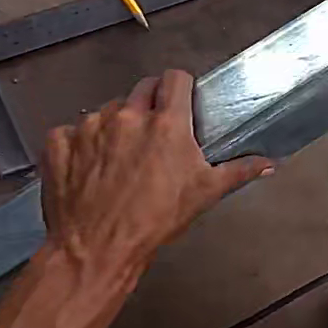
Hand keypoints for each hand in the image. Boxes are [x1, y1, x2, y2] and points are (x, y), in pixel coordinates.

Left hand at [40, 69, 273, 278]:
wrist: (97, 249)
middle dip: (151, 103)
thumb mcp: (205, 194)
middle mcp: (126, 116)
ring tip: (121, 156)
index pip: (175, 78)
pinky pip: (72, 131)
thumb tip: (268, 164)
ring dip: (117, 124)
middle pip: (142, 88)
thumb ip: (239, 171)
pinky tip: (89, 166)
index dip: (180, 86)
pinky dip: (81, 143)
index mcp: (166, 123)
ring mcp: (89, 127)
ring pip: (107, 109)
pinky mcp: (59, 143)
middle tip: (155, 132)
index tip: (181, 99)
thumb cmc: (155, 220)